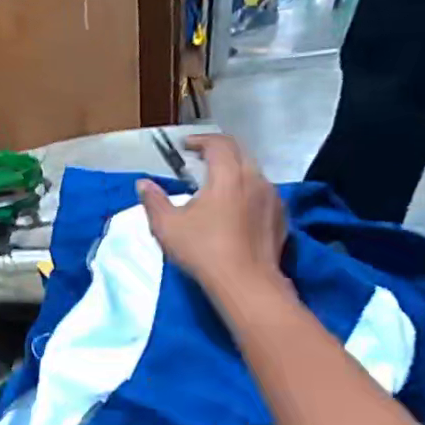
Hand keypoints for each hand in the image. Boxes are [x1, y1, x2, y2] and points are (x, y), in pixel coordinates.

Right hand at [137, 134, 286, 296]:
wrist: (246, 284)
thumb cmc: (203, 249)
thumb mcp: (167, 225)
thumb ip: (154, 200)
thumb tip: (143, 184)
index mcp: (228, 176)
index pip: (219, 144)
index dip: (201, 140)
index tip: (185, 146)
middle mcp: (255, 180)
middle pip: (240, 153)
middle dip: (219, 151)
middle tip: (200, 159)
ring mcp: (273, 198)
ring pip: (254, 172)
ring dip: (234, 170)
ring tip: (216, 183)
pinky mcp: (281, 217)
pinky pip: (263, 192)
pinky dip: (247, 190)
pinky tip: (235, 207)